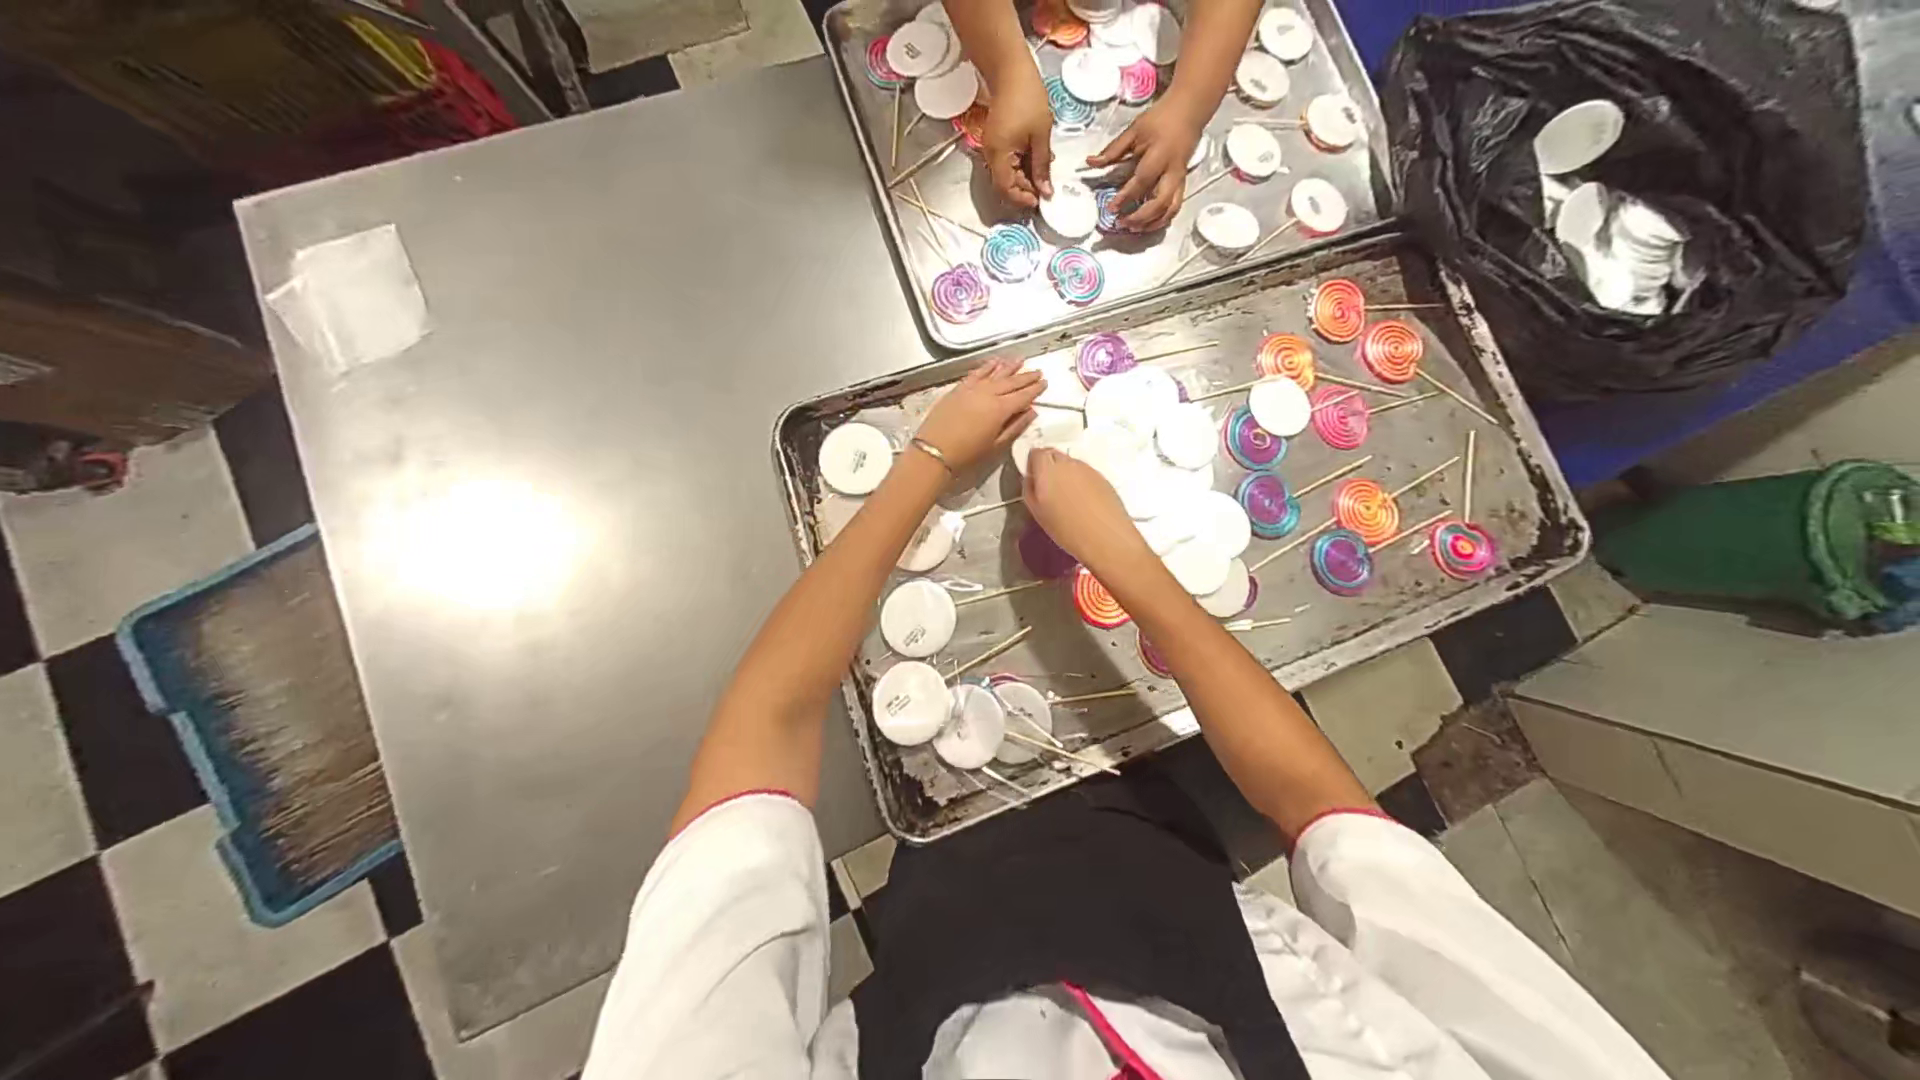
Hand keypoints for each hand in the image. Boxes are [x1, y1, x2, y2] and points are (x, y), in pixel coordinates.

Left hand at [915, 358, 1043, 471]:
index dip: (1035, 389)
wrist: (934, 451)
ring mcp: (972, 389)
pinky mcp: (958, 389)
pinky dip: (987, 367)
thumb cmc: (967, 454)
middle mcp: (988, 394)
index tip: (1044, 383)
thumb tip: (1031, 412)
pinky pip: (976, 373)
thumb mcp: (996, 445)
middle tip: (1037, 371)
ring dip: (1009, 367)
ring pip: (995, 373)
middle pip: (1011, 382)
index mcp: (1000, 409)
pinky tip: (994, 363)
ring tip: (1020, 360)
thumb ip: (1015, 427)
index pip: (1023, 395)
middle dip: (1025, 376)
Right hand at [982, 72, 1054, 208]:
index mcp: (999, 155)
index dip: (1022, 199)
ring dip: (1024, 178)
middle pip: (1005, 185)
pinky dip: (1020, 167)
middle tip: (1045, 188)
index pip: (1006, 189)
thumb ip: (1042, 166)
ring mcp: (992, 149)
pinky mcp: (996, 142)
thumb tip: (1045, 190)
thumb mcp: (1041, 135)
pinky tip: (1034, 160)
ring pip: (1007, 175)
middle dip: (1025, 190)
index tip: (1039, 199)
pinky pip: (1007, 163)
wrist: (1010, 70)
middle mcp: (991, 156)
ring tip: (1042, 173)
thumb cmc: (1027, 97)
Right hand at [1020, 447, 1153, 573]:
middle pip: (1053, 454)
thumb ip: (1030, 489)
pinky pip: (1085, 473)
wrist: (1107, 538)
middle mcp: (1068, 463)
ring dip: (1065, 474)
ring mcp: (1088, 469)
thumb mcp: (1037, 513)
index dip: (1032, 463)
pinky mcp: (1102, 477)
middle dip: (1048, 465)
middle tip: (1047, 487)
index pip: (1036, 452)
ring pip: (1070, 464)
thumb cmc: (1067, 529)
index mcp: (1048, 469)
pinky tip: (1082, 501)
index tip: (1032, 476)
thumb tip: (1031, 478)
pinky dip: (1080, 481)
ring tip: (1066, 498)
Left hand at [1087, 100, 1205, 231]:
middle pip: (1159, 202)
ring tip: (1133, 229)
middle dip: (1140, 217)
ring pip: (1169, 209)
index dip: (1125, 197)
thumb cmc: (1161, 118)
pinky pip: (1175, 208)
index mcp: (1160, 155)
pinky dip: (1161, 220)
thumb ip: (1113, 150)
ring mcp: (1179, 179)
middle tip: (1121, 223)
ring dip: (1151, 223)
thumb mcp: (1134, 130)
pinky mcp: (1182, 184)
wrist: (1190, 109)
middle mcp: (1172, 171)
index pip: (1141, 181)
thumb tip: (1090, 162)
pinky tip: (1147, 226)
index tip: (1110, 208)